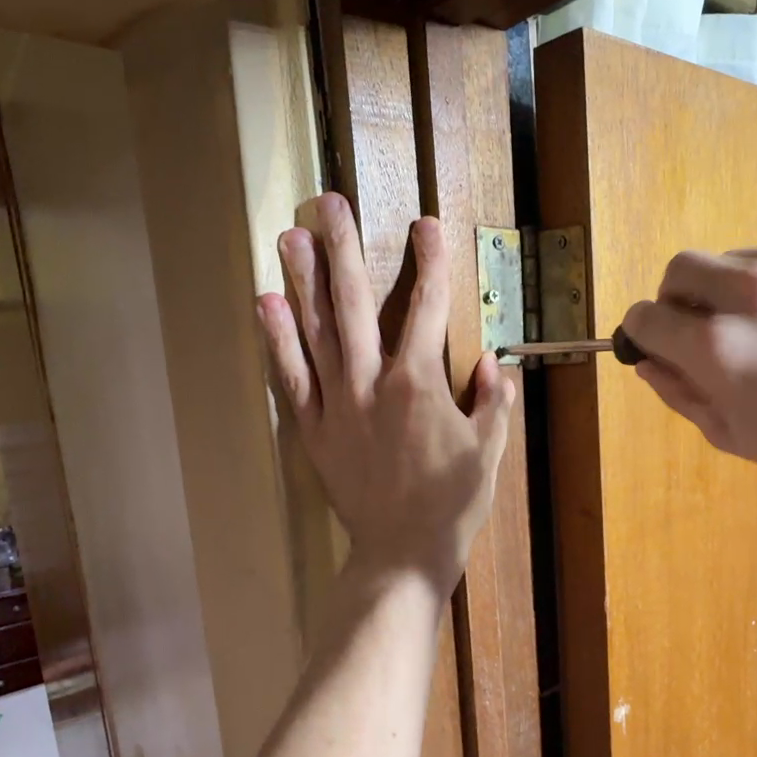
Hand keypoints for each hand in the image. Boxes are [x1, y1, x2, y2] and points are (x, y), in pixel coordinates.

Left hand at [257, 193, 513, 587]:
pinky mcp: (313, 428)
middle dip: (346, 250)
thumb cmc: (452, 503)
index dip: (431, 263)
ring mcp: (337, 403)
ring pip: (318, 331)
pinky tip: (265, 304)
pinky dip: (277, 341)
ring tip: (290, 235)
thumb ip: (491, 402)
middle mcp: (373, 382)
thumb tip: (489, 363)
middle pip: (358, 304)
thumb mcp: (488, 452)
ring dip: (304, 281)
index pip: (429, 309)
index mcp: (420, 384)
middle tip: (331, 204)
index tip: (426, 224)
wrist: (402, 552)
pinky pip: (291, 378)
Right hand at [620, 243, 756, 529]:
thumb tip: (647, 360)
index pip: (646, 316)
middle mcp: (749, 293)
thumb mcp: (733, 434)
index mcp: (718, 347)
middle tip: (701, 331)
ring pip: (732, 261)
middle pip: (679, 270)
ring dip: (729, 292)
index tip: (654, 343)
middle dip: (676, 300)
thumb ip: (680, 392)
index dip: (642, 333)